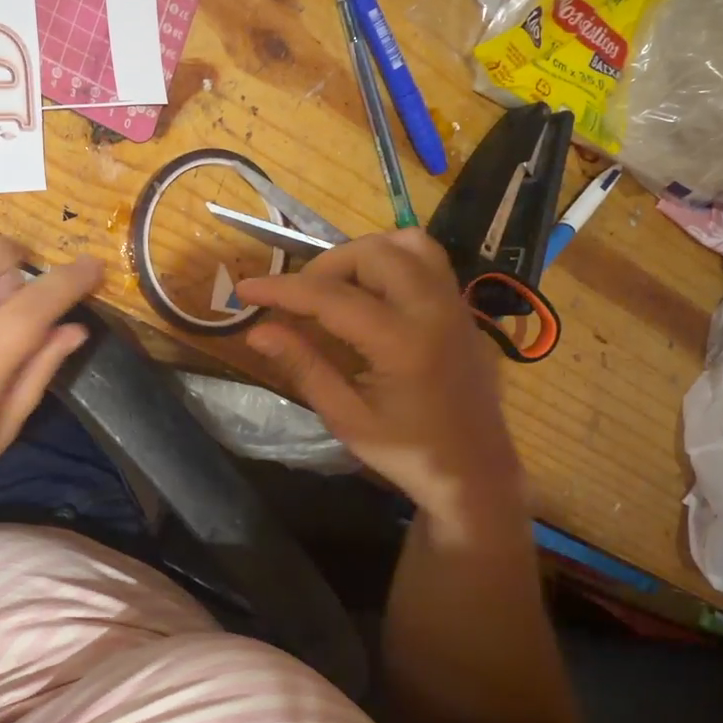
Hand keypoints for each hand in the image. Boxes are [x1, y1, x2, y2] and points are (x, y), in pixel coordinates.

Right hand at [234, 229, 522, 522]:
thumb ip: (304, 366)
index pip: (330, 296)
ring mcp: (457, 307)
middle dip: (325, 266)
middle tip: (298, 299)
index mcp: (403, 343)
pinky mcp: (465, 313)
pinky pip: (429, 264)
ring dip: (363, 256)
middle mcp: (435, 311)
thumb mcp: (346, 418)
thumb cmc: (406, 454)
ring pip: (408, 245)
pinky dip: (392, 264)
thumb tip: (257, 331)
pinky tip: (371, 298)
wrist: (477, 476)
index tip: (244, 289)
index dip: (281, 289)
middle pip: (373, 254)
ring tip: (335, 287)